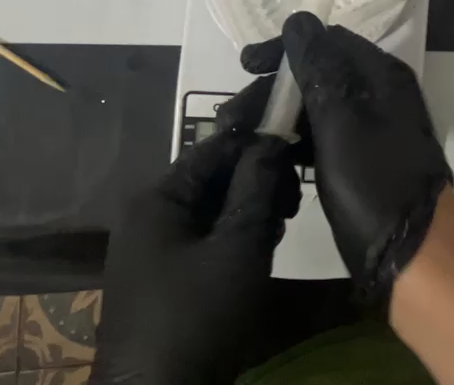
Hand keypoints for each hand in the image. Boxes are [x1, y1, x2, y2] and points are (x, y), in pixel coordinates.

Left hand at [94, 77, 301, 384]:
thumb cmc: (199, 316)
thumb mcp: (240, 244)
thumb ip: (258, 183)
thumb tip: (274, 136)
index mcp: (159, 198)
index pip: (218, 145)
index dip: (262, 140)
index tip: (303, 147)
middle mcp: (150, 214)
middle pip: (215, 175)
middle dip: (260, 179)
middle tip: (295, 199)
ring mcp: (154, 248)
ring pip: (214, 207)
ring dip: (252, 208)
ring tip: (284, 223)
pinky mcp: (164, 277)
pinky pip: (206, 236)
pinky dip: (236, 234)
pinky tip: (263, 247)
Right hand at [243, 12, 452, 305]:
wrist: (415, 257)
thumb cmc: (375, 185)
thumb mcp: (341, 123)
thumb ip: (319, 70)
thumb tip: (300, 19)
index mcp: (382, 75)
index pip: (327, 41)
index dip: (283, 49)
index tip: (244, 66)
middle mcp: (381, 93)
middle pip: (320, 73)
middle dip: (274, 89)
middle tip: (231, 117)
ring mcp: (375, 128)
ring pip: (319, 107)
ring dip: (280, 117)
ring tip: (241, 138)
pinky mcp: (365, 160)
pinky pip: (325, 136)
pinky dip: (297, 142)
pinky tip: (270, 159)